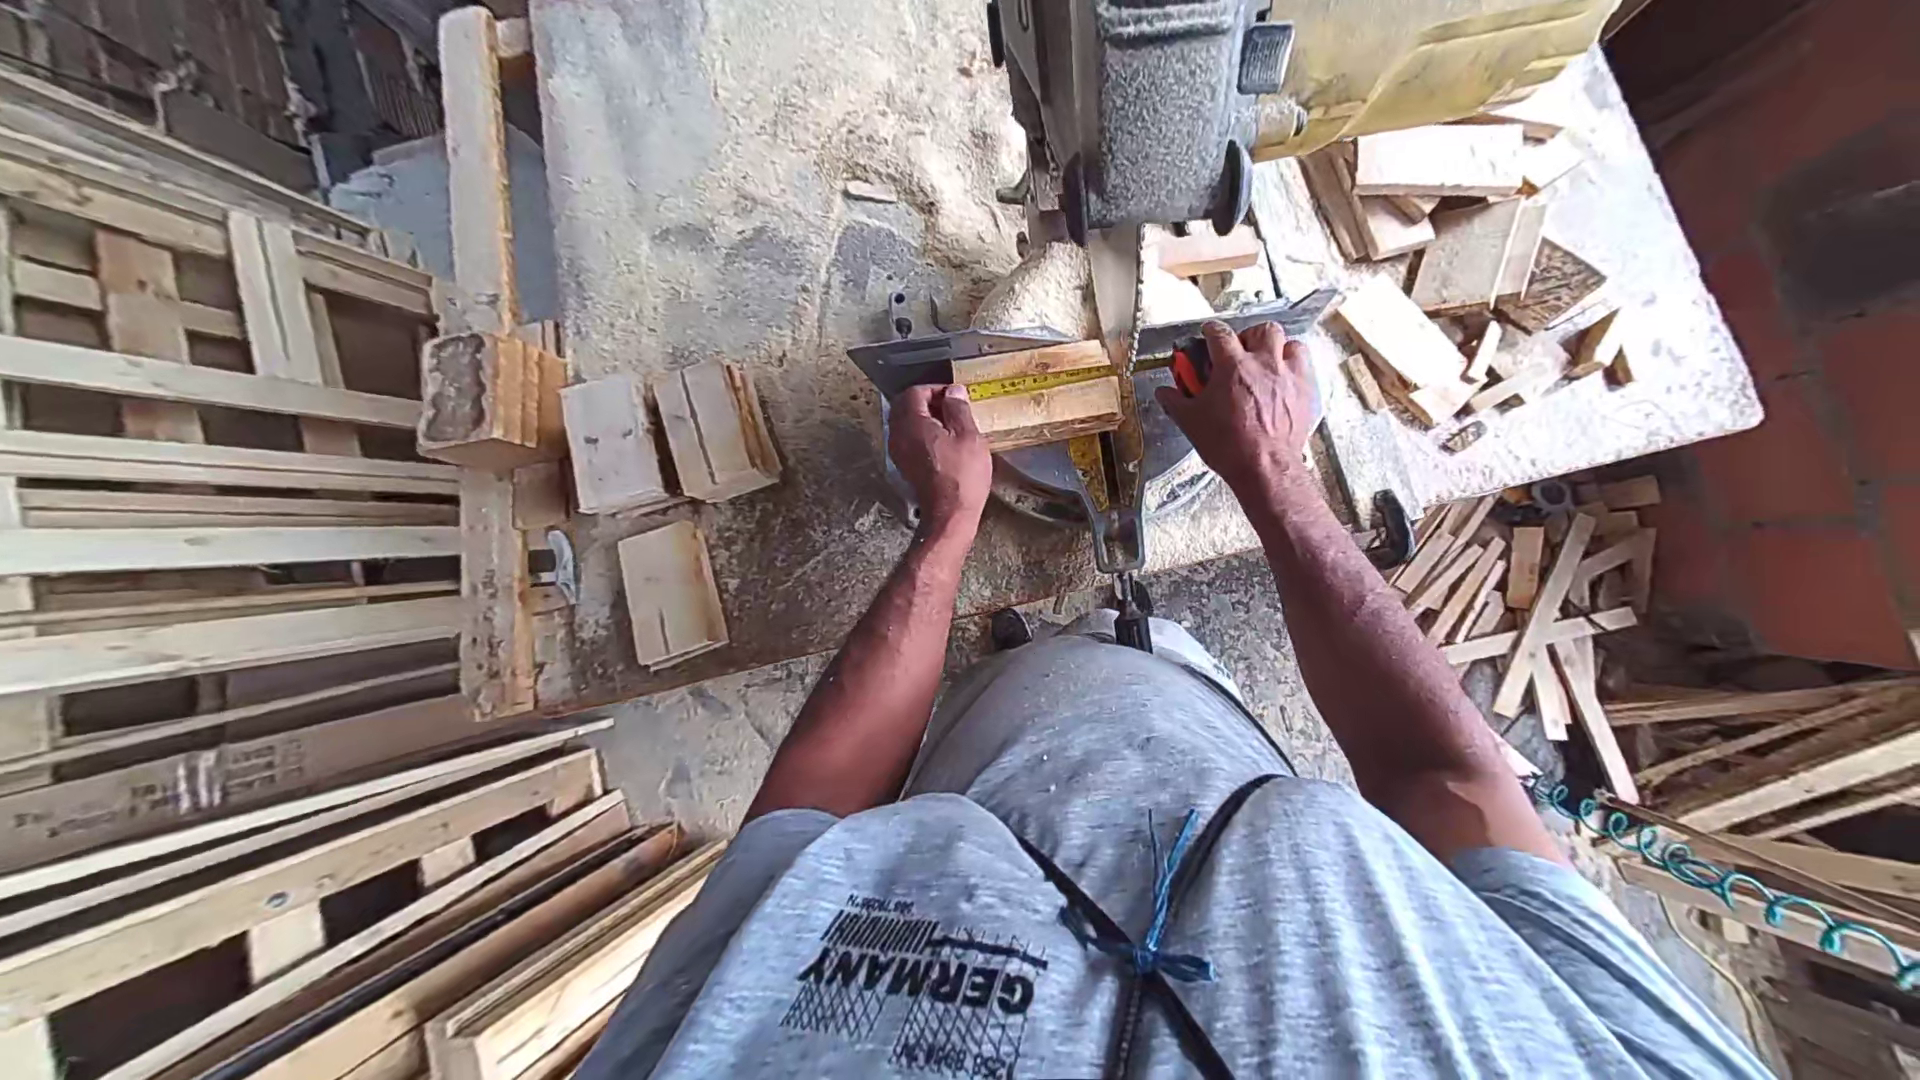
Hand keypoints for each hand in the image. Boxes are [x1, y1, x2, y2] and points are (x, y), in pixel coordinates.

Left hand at [889, 383, 991, 541]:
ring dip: (924, 417)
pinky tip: (942, 441)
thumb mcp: (969, 436)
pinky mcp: (905, 466)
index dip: (935, 388)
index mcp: (912, 423)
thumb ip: (958, 408)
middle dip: (927, 401)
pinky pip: (908, 439)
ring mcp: (899, 452)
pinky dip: (922, 433)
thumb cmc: (961, 477)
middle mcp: (899, 435)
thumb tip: (953, 391)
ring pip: (905, 422)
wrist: (950, 513)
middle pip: (905, 406)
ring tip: (949, 423)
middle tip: (951, 406)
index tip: (954, 395)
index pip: (914, 392)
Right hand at [1155, 320, 1317, 496]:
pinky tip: (1283, 380)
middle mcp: (1263, 364)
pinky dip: (1293, 367)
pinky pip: (1304, 366)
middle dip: (1249, 336)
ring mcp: (1288, 376)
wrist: (1263, 466)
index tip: (1208, 334)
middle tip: (1240, 351)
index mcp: (1232, 367)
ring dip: (1277, 348)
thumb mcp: (1190, 422)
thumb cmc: (1229, 445)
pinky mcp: (1305, 391)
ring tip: (1266, 362)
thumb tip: (1164, 392)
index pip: (1219, 334)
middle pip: (1261, 330)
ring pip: (1289, 343)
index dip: (1211, 330)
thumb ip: (1175, 401)